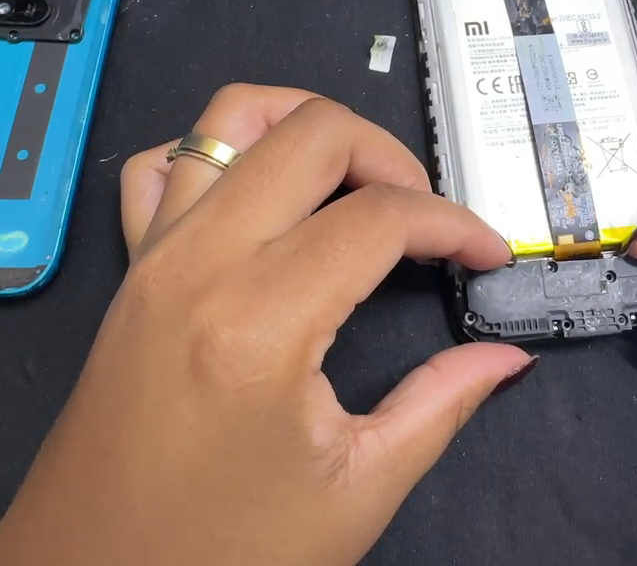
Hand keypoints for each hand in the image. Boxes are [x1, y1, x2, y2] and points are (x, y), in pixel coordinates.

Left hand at [0, 85, 533, 565]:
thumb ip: (442, 404)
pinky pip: (167, 163)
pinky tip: (262, 192)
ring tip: (353, 179)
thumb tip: (503, 358)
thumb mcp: (354, 492)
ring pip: (235, 115)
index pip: (381, 216)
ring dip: (308, 125)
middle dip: (390, 155)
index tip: (484, 253)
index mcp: (260, 318)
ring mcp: (158, 251)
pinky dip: (222, 151)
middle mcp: (202, 260)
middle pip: (313, 132)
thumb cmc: (215, 555)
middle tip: (423, 215)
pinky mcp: (133, 263)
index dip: (453, 224)